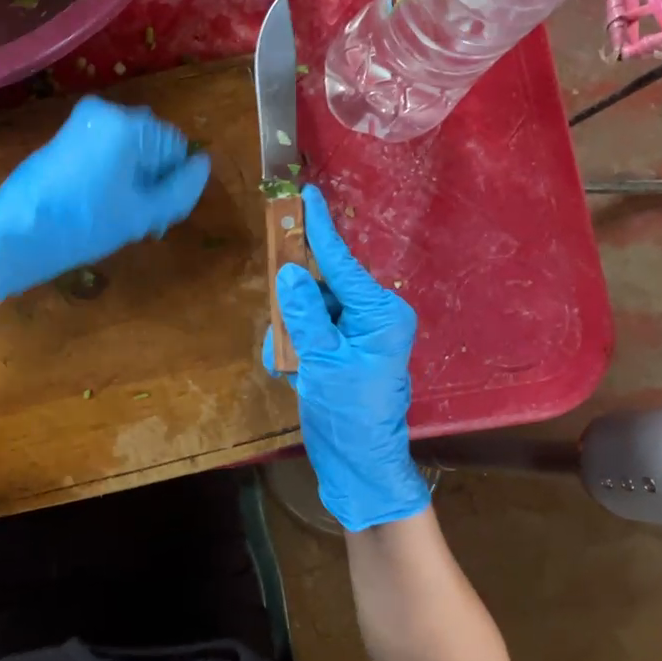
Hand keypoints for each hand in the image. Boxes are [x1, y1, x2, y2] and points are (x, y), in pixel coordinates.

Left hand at [0, 96, 210, 300]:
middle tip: (139, 222)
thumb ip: (180, 190)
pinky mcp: (63, 140)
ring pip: (126, 153)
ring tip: (117, 220)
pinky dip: (108, 179)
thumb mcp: (140, 214)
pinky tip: (98, 210)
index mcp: (129, 123)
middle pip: (150, 147)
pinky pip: (102, 155)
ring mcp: (80, 124)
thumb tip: (202, 166)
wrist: (15, 232)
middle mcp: (106, 112)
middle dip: (151, 182)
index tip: (157, 216)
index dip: (172, 184)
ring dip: (131, 184)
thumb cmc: (84, 223)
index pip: (176, 147)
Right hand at [264, 186, 428, 531]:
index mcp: (379, 313)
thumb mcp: (324, 362)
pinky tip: (292, 375)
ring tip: (289, 365)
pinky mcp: (334, 353)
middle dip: (294, 304)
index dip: (319, 230)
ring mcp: (351, 335)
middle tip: (282, 321)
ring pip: (304, 311)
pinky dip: (290, 351)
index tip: (304, 196)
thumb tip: (288, 272)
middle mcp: (369, 317)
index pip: (341, 263)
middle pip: (319, 285)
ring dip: (288, 335)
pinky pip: (302, 334)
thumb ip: (304, 315)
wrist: (358, 464)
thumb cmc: (351, 413)